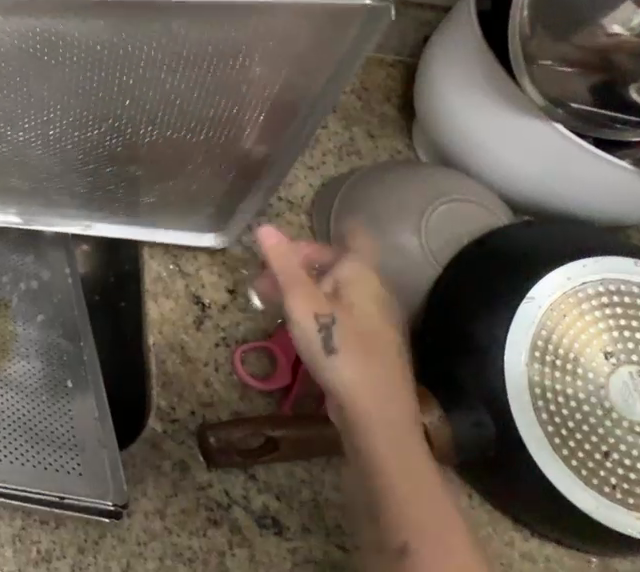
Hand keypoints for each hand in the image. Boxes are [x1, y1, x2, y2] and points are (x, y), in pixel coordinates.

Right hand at [252, 225, 421, 445]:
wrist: (375, 412)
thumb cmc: (338, 347)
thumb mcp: (301, 302)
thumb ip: (283, 264)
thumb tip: (265, 227)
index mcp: (362, 274)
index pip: (355, 238)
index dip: (336, 228)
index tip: (307, 228)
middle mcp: (374, 291)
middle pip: (338, 264)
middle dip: (299, 263)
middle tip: (263, 276)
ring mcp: (375, 320)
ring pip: (337, 290)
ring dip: (304, 288)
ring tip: (269, 300)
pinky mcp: (370, 345)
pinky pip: (341, 313)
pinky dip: (317, 309)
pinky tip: (295, 326)